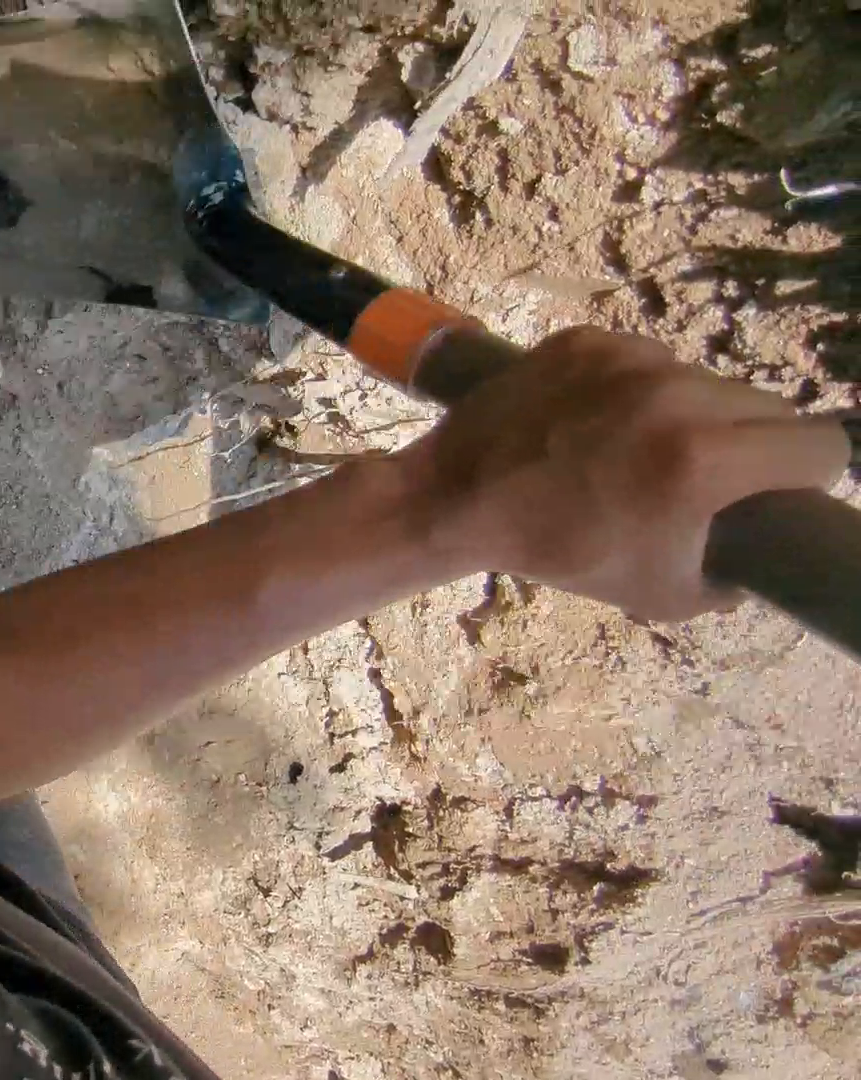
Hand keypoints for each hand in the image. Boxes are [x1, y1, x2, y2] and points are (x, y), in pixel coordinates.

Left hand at [398, 327, 849, 620]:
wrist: (447, 501)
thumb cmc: (548, 548)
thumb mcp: (660, 591)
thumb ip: (736, 579)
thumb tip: (766, 560)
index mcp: (702, 458)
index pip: (821, 448)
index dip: (799, 478)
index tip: (763, 492)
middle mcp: (671, 396)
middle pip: (765, 408)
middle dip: (743, 444)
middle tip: (685, 473)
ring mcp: (621, 362)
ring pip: (701, 379)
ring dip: (684, 410)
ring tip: (626, 446)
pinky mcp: (580, 344)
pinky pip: (641, 358)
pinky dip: (629, 385)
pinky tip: (591, 417)